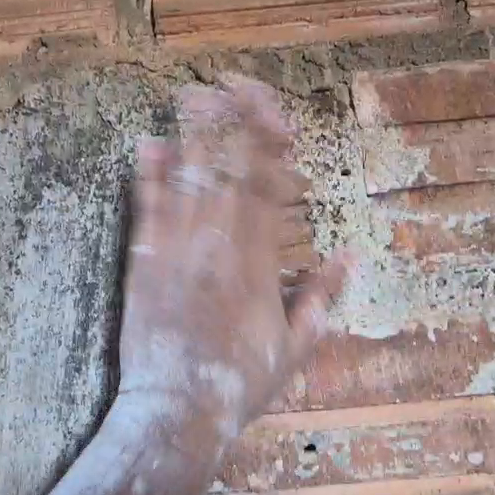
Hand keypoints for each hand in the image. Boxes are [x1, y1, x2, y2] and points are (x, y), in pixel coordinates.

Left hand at [117, 77, 347, 439]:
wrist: (178, 410)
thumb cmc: (241, 381)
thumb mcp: (295, 345)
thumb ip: (322, 296)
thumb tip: (352, 256)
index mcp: (258, 261)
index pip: (268, 186)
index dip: (271, 144)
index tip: (276, 113)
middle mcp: (218, 245)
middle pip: (227, 169)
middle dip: (233, 123)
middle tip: (233, 84)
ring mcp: (177, 250)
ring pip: (187, 179)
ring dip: (193, 134)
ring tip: (195, 95)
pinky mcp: (143, 263)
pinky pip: (146, 209)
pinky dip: (147, 175)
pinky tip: (148, 144)